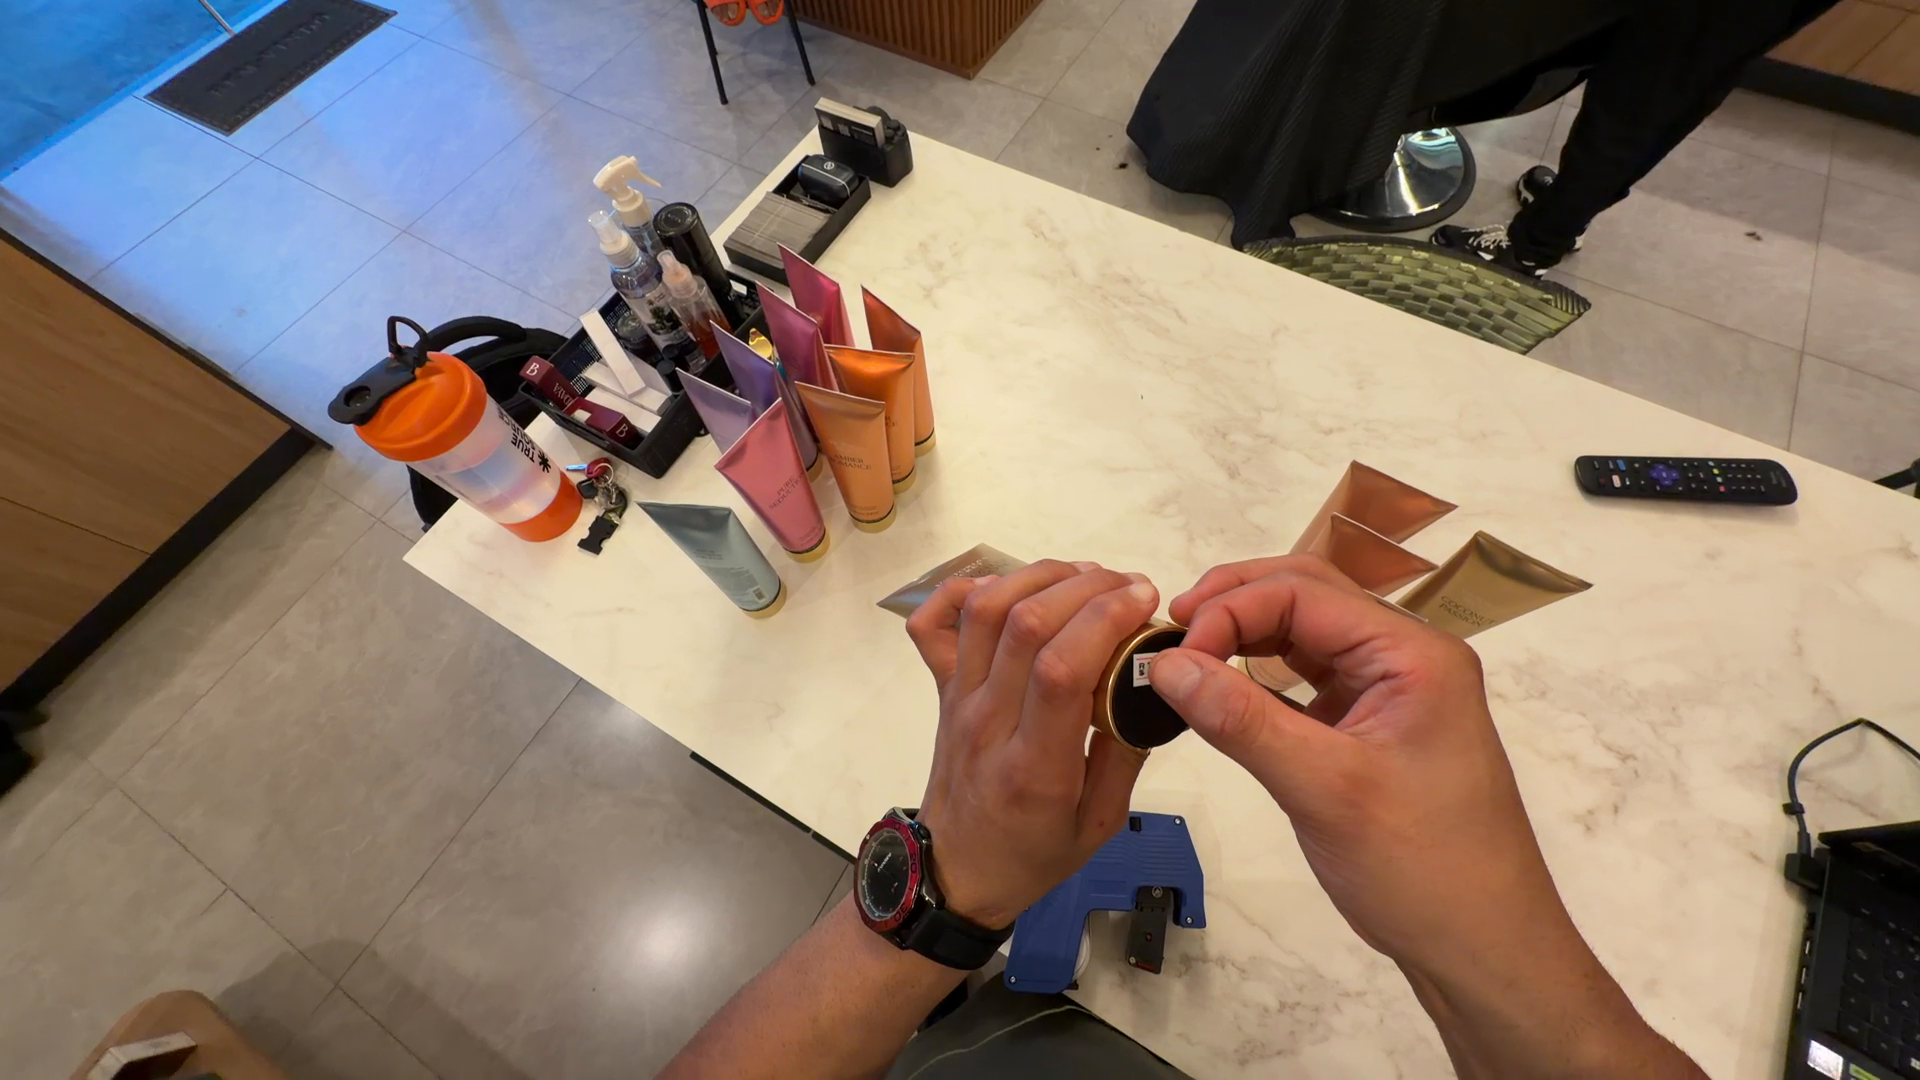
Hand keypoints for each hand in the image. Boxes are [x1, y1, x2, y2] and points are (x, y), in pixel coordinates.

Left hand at [904, 560, 1160, 928]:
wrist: (956, 870)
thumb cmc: (1032, 854)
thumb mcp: (1100, 825)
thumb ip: (1126, 754)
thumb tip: (1148, 681)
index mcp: (1034, 766)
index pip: (1061, 668)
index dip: (1105, 618)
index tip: (1144, 598)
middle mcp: (988, 720)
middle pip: (1024, 626)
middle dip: (1085, 587)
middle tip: (1126, 584)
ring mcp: (957, 697)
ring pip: (984, 611)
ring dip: (1036, 576)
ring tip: (1082, 575)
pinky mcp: (940, 687)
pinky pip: (931, 625)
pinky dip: (960, 591)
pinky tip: (1004, 586)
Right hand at [1144, 554, 1567, 971]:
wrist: (1484, 953)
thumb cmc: (1420, 868)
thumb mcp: (1324, 790)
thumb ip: (1239, 719)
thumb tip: (1161, 663)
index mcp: (1411, 653)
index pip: (1303, 594)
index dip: (1231, 611)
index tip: (1177, 654)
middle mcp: (1400, 655)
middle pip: (1305, 593)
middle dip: (1233, 600)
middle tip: (1173, 625)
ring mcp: (1383, 687)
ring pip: (1300, 628)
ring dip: (1241, 629)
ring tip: (1187, 648)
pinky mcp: (1363, 719)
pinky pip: (1300, 673)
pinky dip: (1254, 669)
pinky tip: (1219, 682)